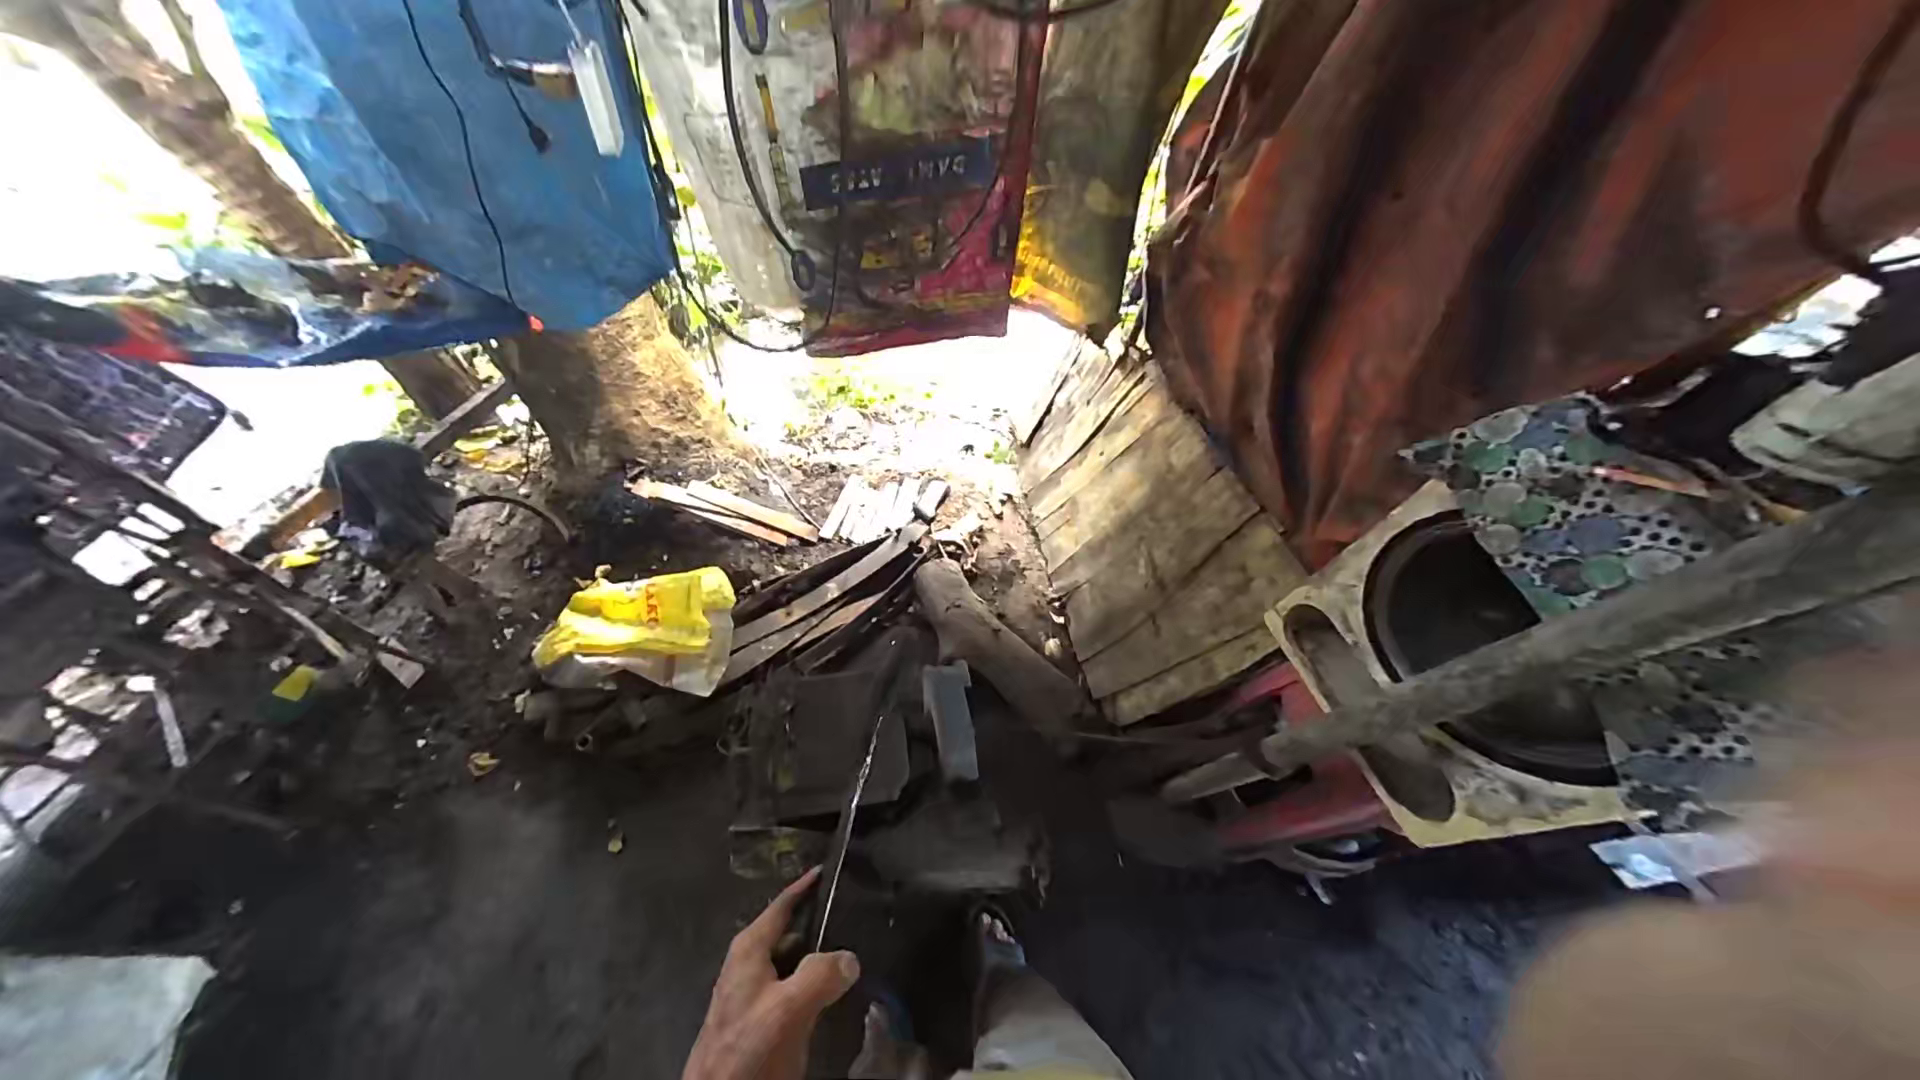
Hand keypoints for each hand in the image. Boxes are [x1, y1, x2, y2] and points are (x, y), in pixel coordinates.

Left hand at [682, 867, 861, 1079]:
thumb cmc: (747, 1052)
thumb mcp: (788, 1010)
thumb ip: (821, 975)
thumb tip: (849, 958)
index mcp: (749, 949)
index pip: (782, 904)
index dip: (806, 886)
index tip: (830, 869)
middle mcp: (747, 965)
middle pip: (790, 932)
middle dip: (820, 925)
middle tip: (857, 919)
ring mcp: (751, 996)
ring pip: (793, 964)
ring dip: (819, 960)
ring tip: (853, 958)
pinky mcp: (757, 1024)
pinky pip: (792, 991)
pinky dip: (813, 988)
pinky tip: (834, 999)